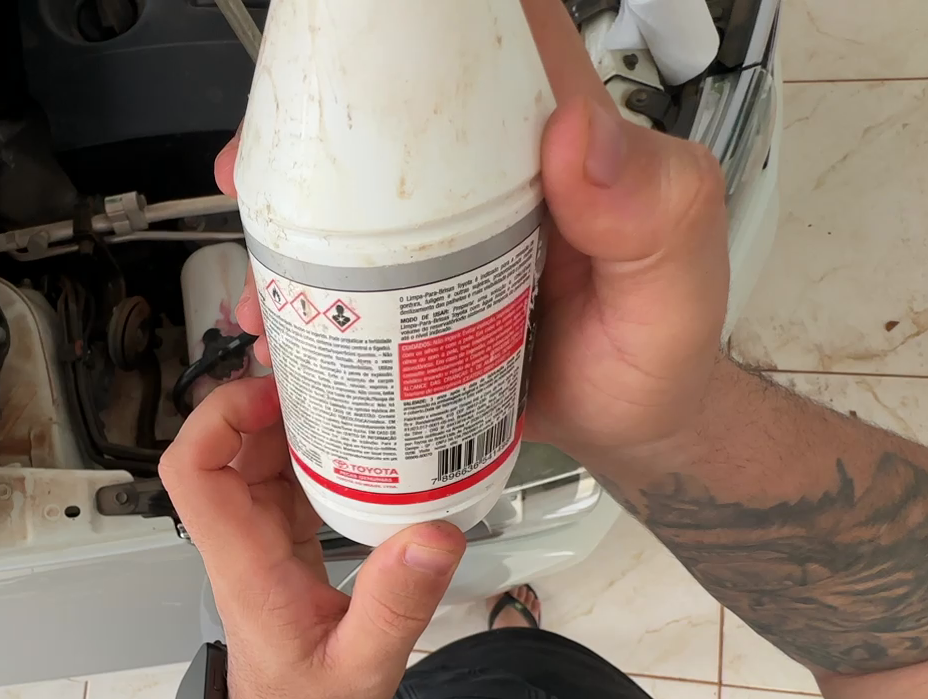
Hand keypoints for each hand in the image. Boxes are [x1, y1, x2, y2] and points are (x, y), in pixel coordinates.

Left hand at [159, 379, 466, 698]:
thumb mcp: (362, 671)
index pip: (193, 471)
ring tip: (357, 400)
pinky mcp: (280, 538)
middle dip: (269, 402)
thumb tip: (434, 535)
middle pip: (227, 447)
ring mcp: (258, 535)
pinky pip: (287, 479)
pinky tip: (366, 447)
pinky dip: (317, 454)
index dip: (217, 418)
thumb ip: (395, 609)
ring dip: (296, 424)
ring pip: (258, 456)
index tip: (271, 395)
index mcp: (244, 561)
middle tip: (335, 379)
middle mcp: (241, 537)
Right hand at [210, 7, 730, 459]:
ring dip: (292, 238)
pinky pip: (354, 290)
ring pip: (355, 218)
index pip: (491, 47)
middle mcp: (492, 188)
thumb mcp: (676, 282)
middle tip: (251, 171)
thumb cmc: (656, 357)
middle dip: (313, 143)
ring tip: (258, 283)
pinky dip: (309, 305)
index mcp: (558, 149)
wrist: (624, 429)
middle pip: (392, 134)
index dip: (417, 27)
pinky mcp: (421, 307)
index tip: (345, 40)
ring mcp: (449, 251)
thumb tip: (574, 136)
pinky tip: (282, 333)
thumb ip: (651, 208)